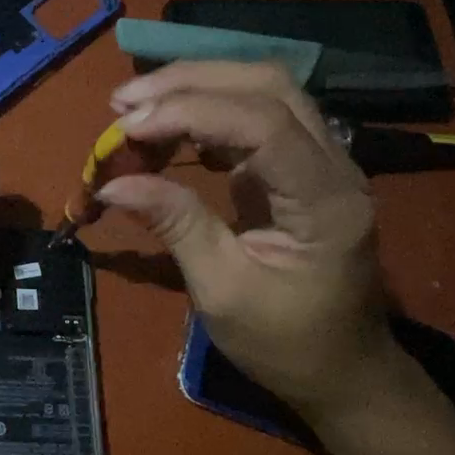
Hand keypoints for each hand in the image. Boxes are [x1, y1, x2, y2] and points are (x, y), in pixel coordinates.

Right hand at [97, 62, 394, 416]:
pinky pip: (254, 116)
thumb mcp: (221, 291)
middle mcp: (334, 164)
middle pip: (266, 86)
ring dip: (194, 88)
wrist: (343, 372)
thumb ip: (175, 224)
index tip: (126, 128)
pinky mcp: (298, 166)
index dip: (190, 112)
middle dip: (188, 83)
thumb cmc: (285, 343)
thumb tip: (111, 184)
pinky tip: (166, 130)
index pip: (263, 124)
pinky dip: (204, 111)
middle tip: (121, 105)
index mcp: (324, 201)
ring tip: (133, 110)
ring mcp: (321, 160)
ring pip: (262, 90)